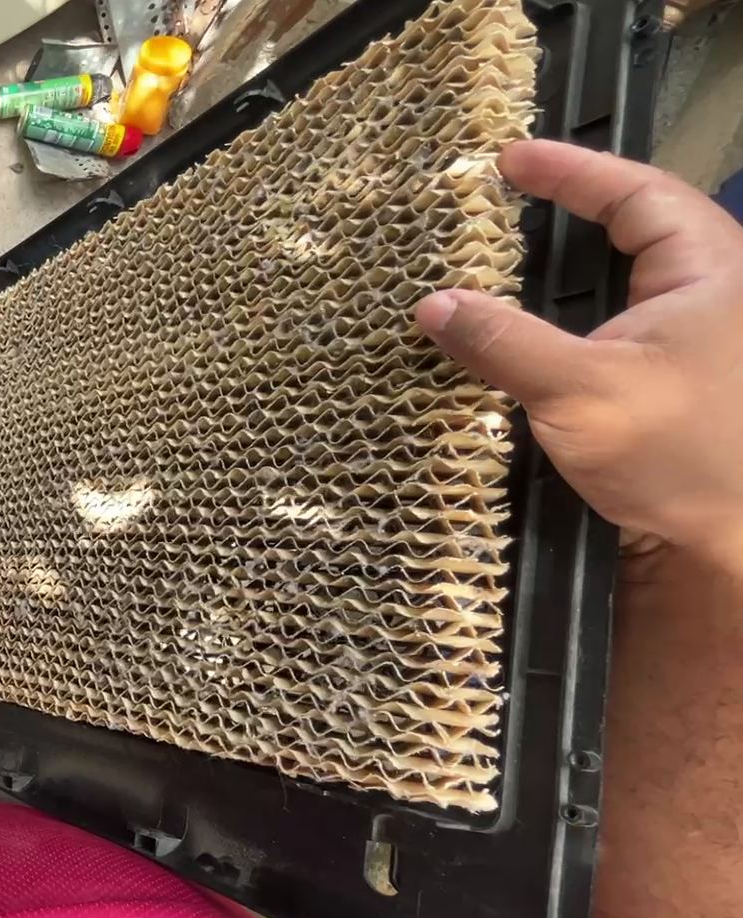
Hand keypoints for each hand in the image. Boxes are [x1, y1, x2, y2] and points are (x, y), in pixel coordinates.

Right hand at [413, 139, 742, 570]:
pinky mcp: (658, 380)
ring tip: (498, 260)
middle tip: (506, 198)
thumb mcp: (581, 390)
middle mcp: (708, 296)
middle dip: (572, 207)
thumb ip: (503, 342)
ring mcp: (686, 340)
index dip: (575, 174)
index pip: (641, 198)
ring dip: (560, 265)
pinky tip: (511, 335)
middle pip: (638, 228)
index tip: (509, 158)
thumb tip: (432, 302)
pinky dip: (553, 317)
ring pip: (619, 281)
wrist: (731, 531)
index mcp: (713, 275)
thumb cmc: (681, 450)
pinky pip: (600, 328)